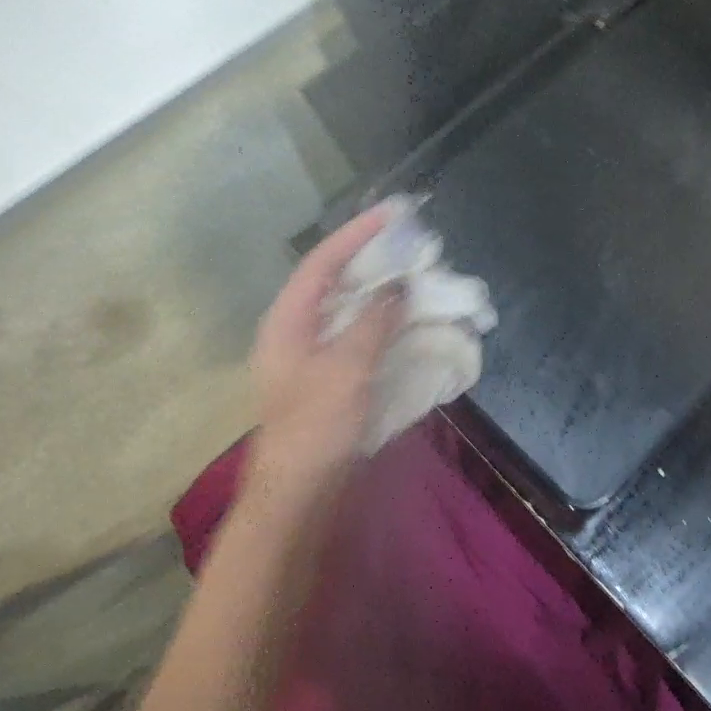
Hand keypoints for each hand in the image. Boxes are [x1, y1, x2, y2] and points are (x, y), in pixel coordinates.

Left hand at [247, 205, 403, 497]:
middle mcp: (298, 331)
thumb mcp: (346, 369)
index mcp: (289, 320)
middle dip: (376, 260)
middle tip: (416, 245)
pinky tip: (413, 323)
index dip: (359, 233)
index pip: (324, 261)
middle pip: (338, 281)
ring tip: (422, 277)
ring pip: (352, 309)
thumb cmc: (315, 429)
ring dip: (385, 293)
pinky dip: (386, 325)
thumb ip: (373, 321)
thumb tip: (397, 287)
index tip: (395, 212)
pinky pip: (361, 337)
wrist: (297, 497)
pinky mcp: (332, 380)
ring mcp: (314, 357)